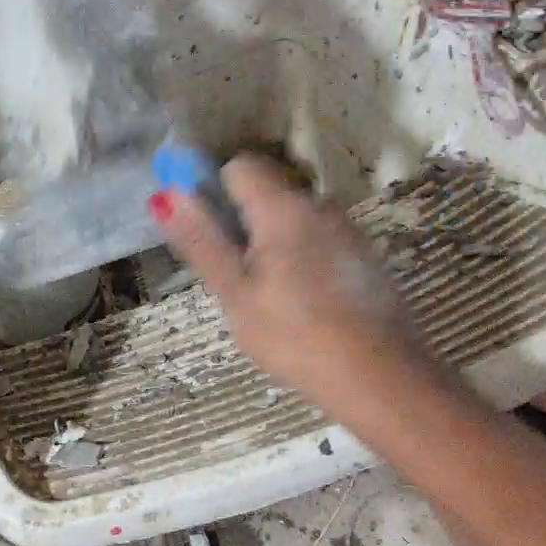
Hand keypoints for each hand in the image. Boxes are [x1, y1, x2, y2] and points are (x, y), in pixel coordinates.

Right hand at [152, 154, 438, 409]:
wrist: (379, 378)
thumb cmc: (293, 335)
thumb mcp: (234, 292)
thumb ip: (201, 240)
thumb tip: (166, 195)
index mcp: (284, 209)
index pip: (240, 167)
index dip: (212, 189)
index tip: (202, 230)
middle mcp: (320, 207)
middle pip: (266, 193)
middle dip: (240, 222)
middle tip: (229, 276)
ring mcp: (347, 231)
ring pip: (290, 220)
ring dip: (267, 243)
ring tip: (261, 296)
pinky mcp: (362, 257)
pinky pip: (315, 241)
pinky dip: (296, 259)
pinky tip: (296, 304)